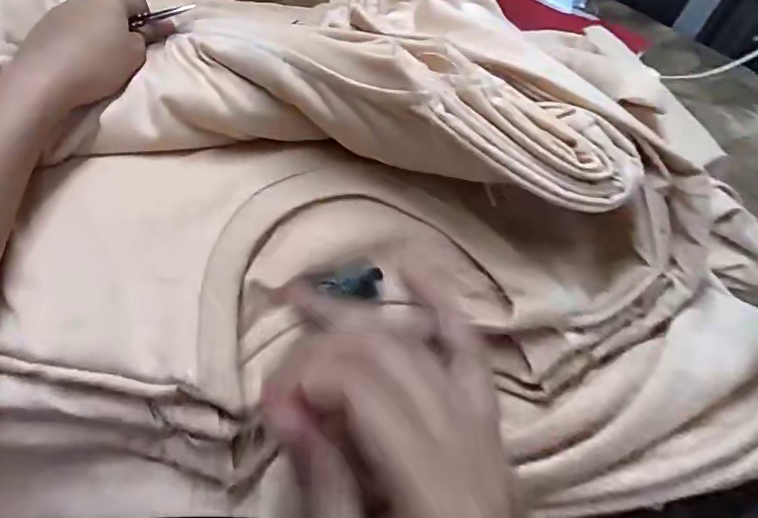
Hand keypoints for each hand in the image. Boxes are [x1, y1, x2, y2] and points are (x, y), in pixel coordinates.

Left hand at [0, 0, 172, 111]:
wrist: (42, 79)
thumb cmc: (97, 65)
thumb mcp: (133, 56)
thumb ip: (145, 39)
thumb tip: (150, 29)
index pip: (139, 3)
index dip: (149, 21)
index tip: (149, 41)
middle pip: (110, 8)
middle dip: (118, 25)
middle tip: (121, 52)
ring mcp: (60, 10)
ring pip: (86, 17)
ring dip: (94, 31)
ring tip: (93, 58)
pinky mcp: (41, 26)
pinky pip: (66, 29)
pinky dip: (73, 40)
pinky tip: (71, 60)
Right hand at [261, 255, 518, 517]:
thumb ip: (321, 476)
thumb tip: (276, 402)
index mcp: (442, 486)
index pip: (364, 388)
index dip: (307, 377)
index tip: (269, 399)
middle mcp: (473, 448)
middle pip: (387, 355)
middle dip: (322, 343)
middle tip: (275, 359)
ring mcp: (487, 433)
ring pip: (417, 344)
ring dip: (359, 315)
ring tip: (305, 297)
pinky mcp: (489, 430)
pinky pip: (469, 357)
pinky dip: (441, 309)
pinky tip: (409, 269)